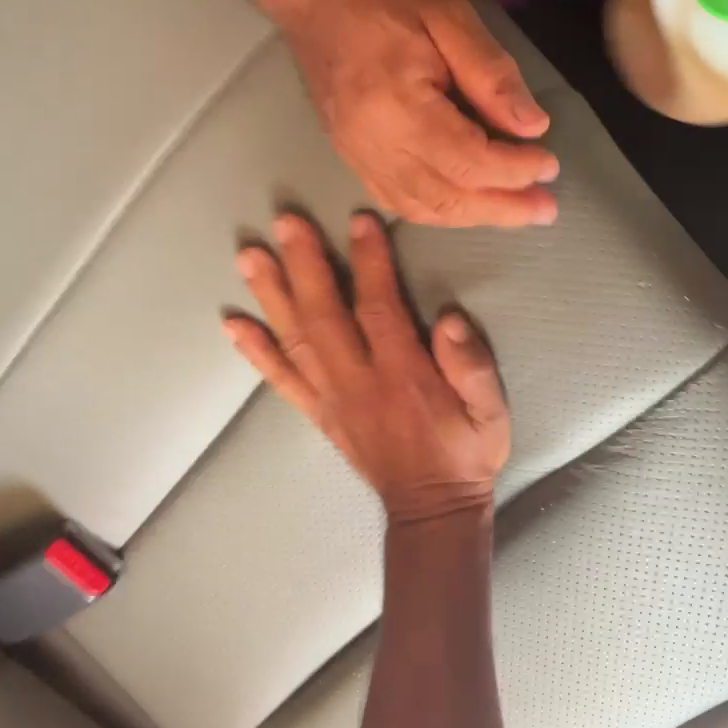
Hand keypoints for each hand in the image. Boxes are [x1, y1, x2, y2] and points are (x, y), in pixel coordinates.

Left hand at [226, 213, 510, 522]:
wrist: (433, 506)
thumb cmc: (468, 452)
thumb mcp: (493, 412)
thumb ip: (473, 367)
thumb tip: (451, 318)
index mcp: (403, 376)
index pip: (380, 307)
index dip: (370, 262)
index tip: (360, 221)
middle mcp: (359, 382)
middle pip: (325, 315)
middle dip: (305, 264)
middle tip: (287, 222)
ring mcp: (332, 399)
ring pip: (296, 340)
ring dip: (272, 295)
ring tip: (251, 255)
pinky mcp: (319, 414)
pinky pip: (281, 380)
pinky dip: (255, 351)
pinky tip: (234, 324)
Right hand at [272, 0, 559, 227]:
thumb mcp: (450, 15)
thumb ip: (492, 75)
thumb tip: (534, 127)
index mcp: (395, 105)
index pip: (468, 160)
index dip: (515, 171)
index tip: (551, 164)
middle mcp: (371, 142)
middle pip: (448, 198)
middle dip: (505, 208)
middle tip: (547, 208)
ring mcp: (356, 155)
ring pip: (425, 209)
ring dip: (477, 216)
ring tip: (521, 212)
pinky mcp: (352, 156)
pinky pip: (401, 202)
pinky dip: (443, 212)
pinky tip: (475, 205)